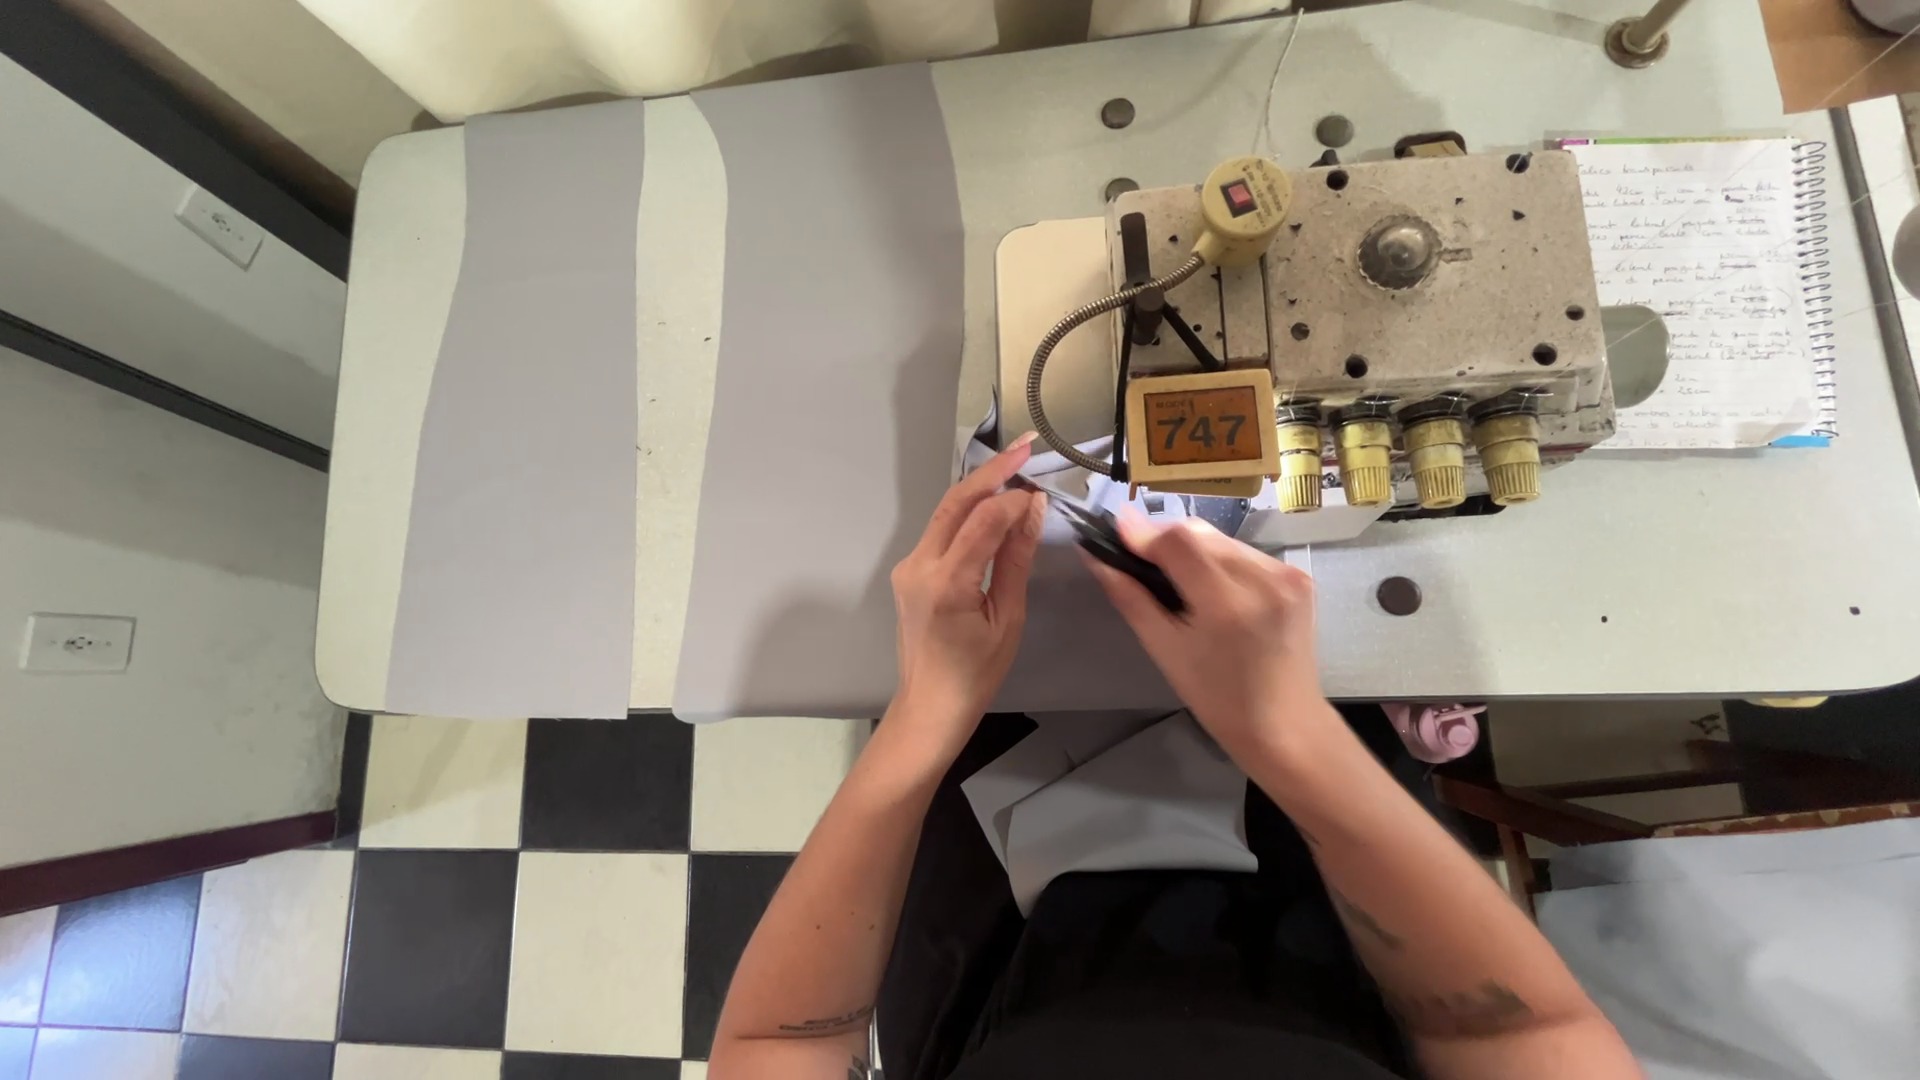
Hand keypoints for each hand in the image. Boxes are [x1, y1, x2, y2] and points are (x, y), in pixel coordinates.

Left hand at [888, 434, 1047, 756]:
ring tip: (1014, 466)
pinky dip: (968, 514)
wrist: (930, 705)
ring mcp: (908, 566)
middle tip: (1025, 446)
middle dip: (990, 471)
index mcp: (946, 583)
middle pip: (954, 503)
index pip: (983, 520)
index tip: (1041, 493)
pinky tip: (992, 506)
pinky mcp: (908, 571)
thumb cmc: (976, 673)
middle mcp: (918, 566)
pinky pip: (941, 532)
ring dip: (978, 489)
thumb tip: (1032, 509)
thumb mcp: (1008, 618)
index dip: (1014, 499)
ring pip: (945, 513)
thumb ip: (1016, 560)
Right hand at [1083, 515, 1337, 764]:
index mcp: (1228, 604)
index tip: (1115, 532)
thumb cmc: (1217, 697)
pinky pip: (1245, 552)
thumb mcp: (1164, 649)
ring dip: (1192, 548)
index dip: (1143, 533)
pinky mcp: (1298, 577)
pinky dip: (1219, 559)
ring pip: (1222, 539)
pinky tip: (1211, 586)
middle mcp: (1264, 579)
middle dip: (1165, 539)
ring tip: (1176, 576)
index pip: (1179, 541)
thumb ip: (1129, 597)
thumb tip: (1095, 555)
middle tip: (1139, 558)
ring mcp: (1287, 576)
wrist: (1285, 725)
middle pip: (1200, 533)